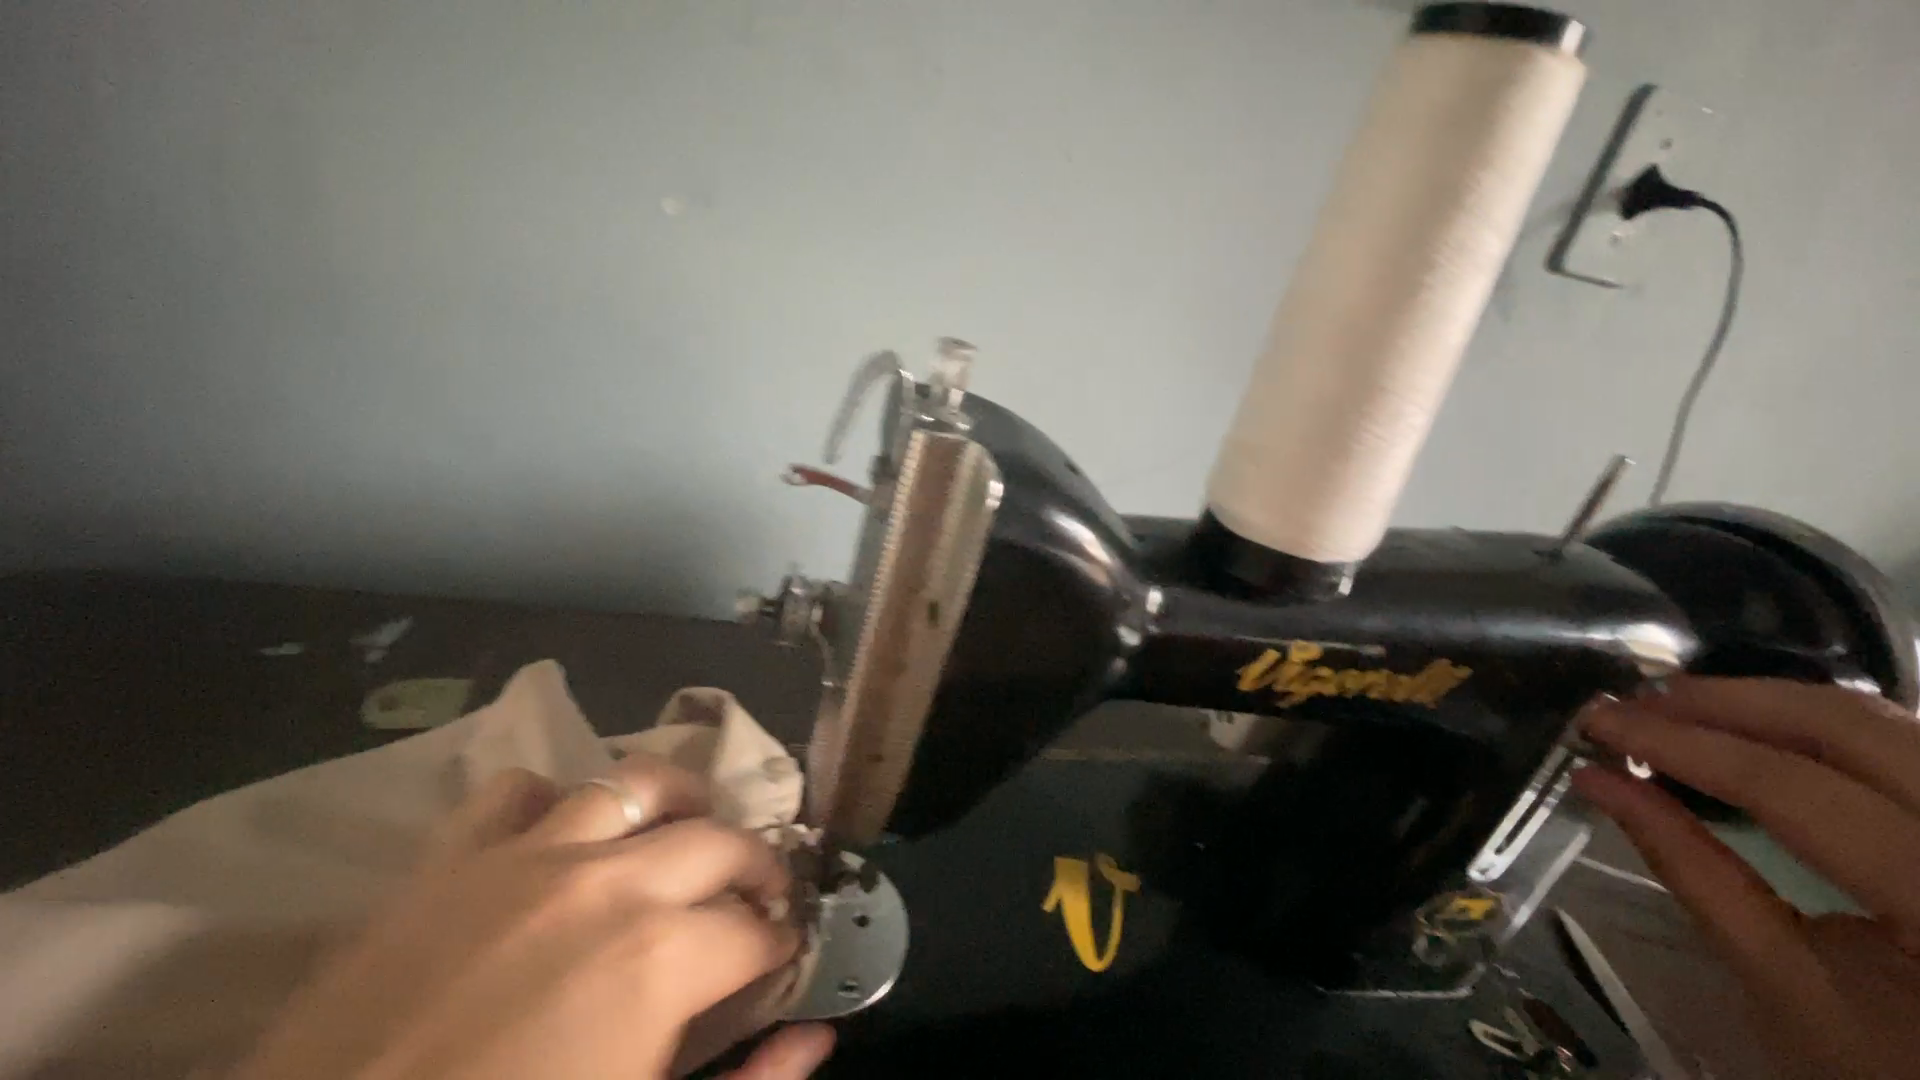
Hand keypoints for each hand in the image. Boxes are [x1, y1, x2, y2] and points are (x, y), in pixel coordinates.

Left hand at [229, 756, 834, 1079]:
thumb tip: (816, 1042)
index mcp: (663, 959)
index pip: (758, 930)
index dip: (782, 945)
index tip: (782, 959)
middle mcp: (611, 882)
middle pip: (721, 841)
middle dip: (759, 869)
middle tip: (759, 901)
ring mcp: (527, 857)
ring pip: (636, 782)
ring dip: (681, 804)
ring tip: (687, 833)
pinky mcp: (450, 861)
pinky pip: (517, 791)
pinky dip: (555, 800)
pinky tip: (565, 834)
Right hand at [1575, 677, 1919, 1079]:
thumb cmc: (1883, 1063)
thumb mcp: (1783, 981)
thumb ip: (1690, 868)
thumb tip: (1598, 780)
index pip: (1794, 791)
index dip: (1683, 746)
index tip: (1598, 721)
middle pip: (1854, 730)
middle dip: (1727, 703)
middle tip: (1633, 700)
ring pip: (1888, 722)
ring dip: (1771, 702)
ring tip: (1681, 706)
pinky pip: (1907, 742)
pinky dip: (1822, 724)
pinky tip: (1759, 725)